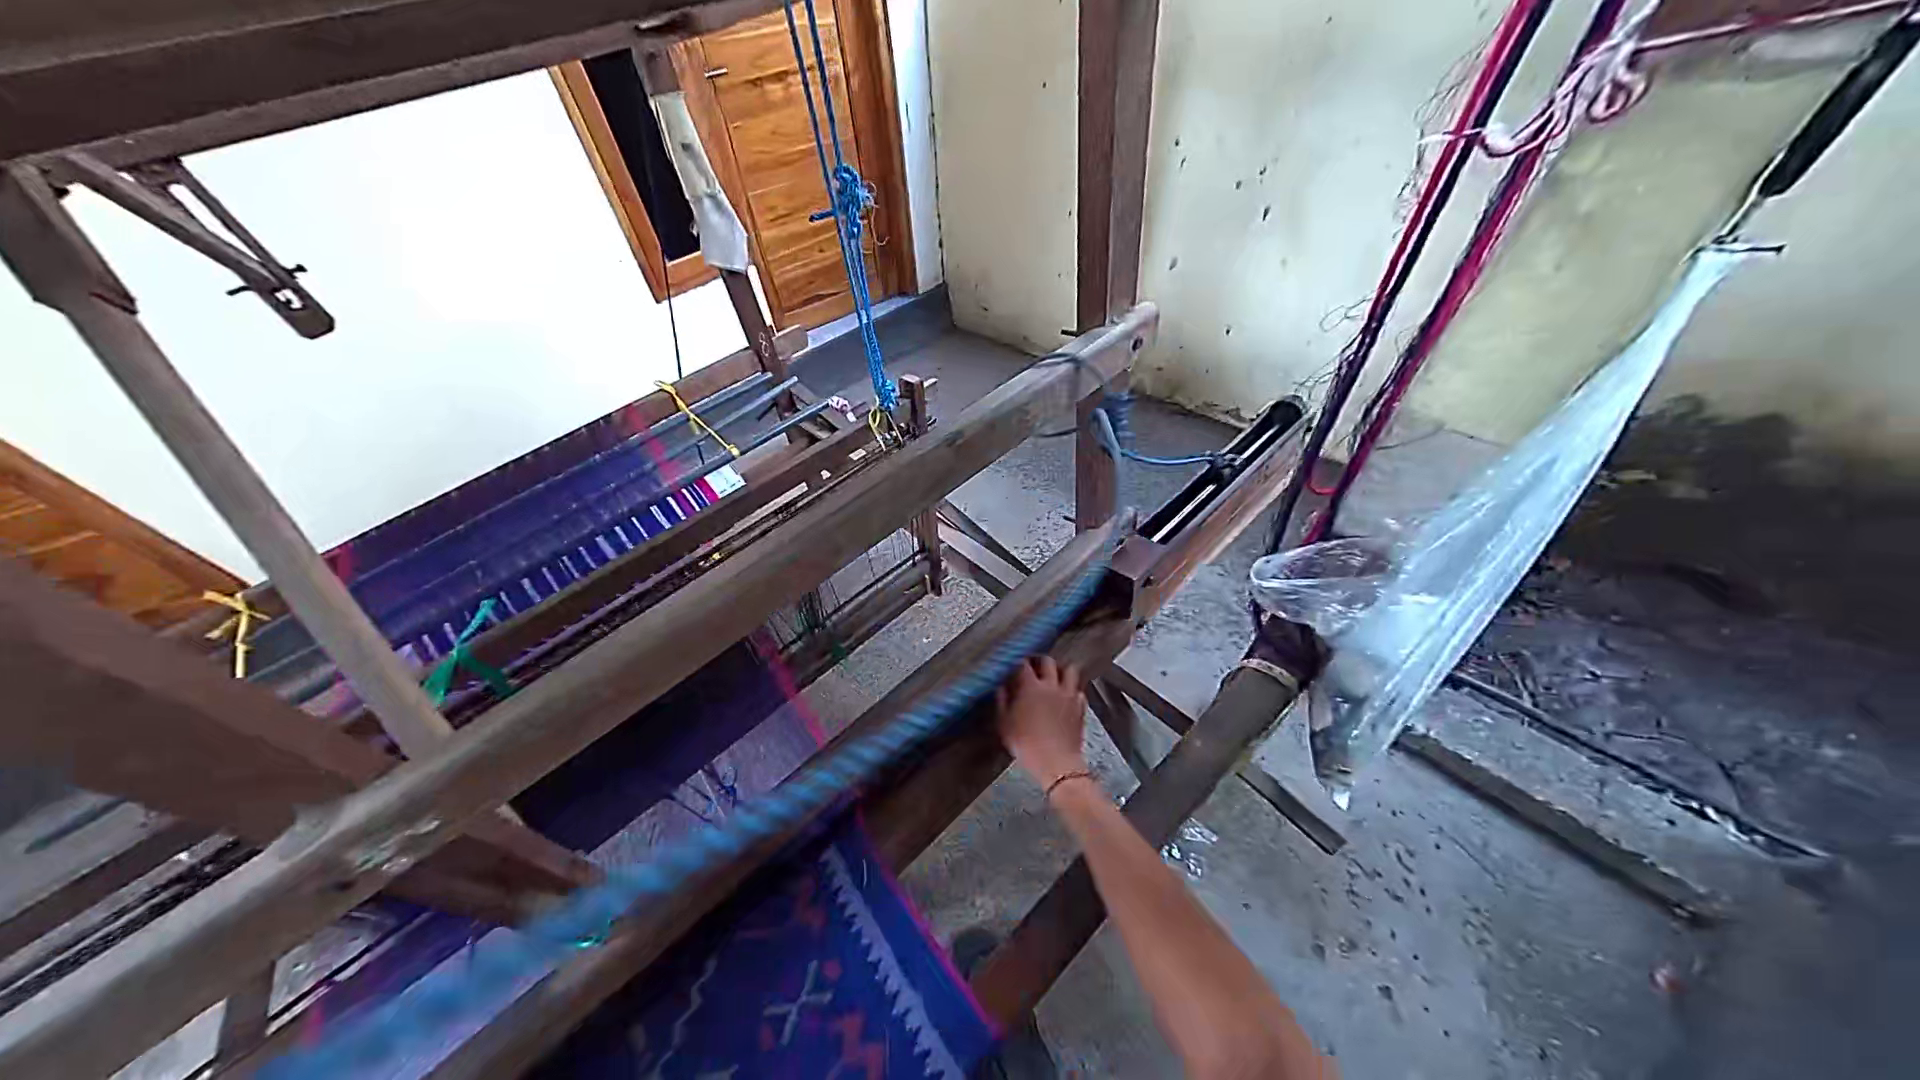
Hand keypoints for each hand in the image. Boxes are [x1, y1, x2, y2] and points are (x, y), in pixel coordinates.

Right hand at [994, 656, 1087, 790]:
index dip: (1018, 662)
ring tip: (1054, 676)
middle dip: (1039, 660)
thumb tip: (1001, 688)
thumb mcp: (1004, 724)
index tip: (1014, 665)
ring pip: (1070, 670)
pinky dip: (1073, 690)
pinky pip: (1079, 691)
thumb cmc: (1027, 745)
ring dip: (1061, 670)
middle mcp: (1052, 686)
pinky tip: (1067, 697)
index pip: (1023, 664)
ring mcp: (1069, 695)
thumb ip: (1002, 702)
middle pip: (1048, 661)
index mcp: (1030, 687)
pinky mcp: (1080, 708)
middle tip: (1034, 666)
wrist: (1056, 763)